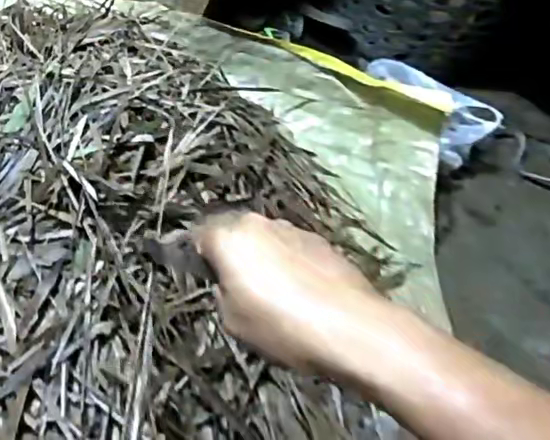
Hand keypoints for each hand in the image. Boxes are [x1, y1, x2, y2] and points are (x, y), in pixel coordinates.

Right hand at [189, 211, 391, 377]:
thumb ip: (220, 294)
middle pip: (232, 232)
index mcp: (226, 237)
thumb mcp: (234, 323)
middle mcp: (253, 222)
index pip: (197, 236)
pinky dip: (291, 262)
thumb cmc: (283, 326)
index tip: (207, 279)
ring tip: (278, 291)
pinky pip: (291, 247)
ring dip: (263, 256)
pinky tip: (304, 291)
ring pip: (263, 238)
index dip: (198, 258)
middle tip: (241, 286)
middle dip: (232, 253)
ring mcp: (287, 227)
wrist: (352, 327)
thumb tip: (226, 283)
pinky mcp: (317, 238)